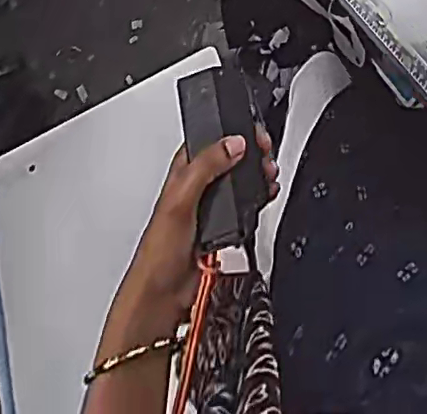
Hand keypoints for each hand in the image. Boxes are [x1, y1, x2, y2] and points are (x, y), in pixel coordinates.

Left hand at [100, 127, 277, 348]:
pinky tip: (264, 195)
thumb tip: (232, 144)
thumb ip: (206, 166)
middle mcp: (197, 184)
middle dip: (250, 153)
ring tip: (268, 173)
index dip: (231, 132)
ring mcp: (210, 204)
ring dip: (255, 175)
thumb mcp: (181, 199)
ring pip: (239, 180)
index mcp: (184, 170)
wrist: (163, 295)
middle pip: (229, 157)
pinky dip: (257, 198)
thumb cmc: (158, 250)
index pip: (210, 138)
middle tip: (265, 154)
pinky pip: (244, 205)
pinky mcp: (222, 224)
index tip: (252, 133)